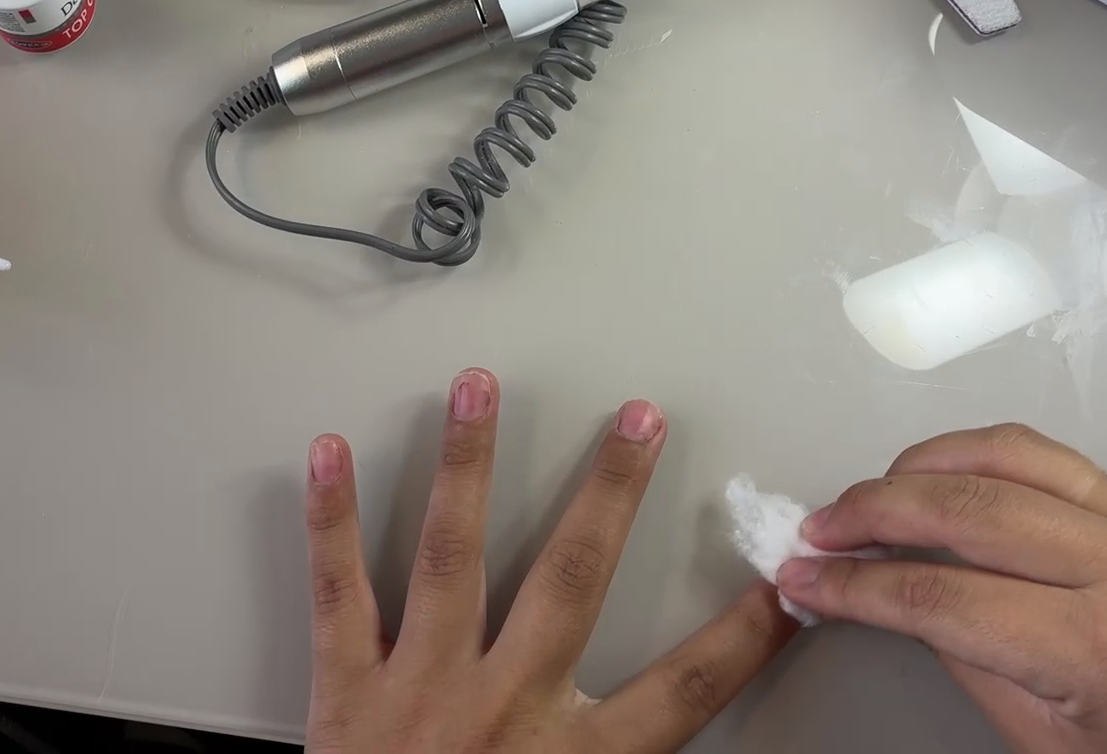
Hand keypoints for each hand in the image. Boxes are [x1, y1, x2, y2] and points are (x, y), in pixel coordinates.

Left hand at [303, 369, 796, 752]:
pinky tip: (331, 450)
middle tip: (637, 418)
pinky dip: (332, 517)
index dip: (738, 639)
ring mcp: (420, 687)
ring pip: (453, 553)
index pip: (681, 695)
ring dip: (467, 461)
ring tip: (477, 386)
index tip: (776, 582)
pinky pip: (338, 590)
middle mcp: (503, 709)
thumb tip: (663, 725)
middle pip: (572, 580)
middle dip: (610, 493)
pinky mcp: (345, 686)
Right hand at [775, 424, 1106, 753]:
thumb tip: (858, 578)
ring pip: (995, 457)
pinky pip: (1038, 451)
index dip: (852, 584)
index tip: (798, 575)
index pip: (938, 596)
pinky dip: (966, 451)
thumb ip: (947, 637)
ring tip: (868, 497)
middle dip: (868, 512)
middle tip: (817, 528)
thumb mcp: (1033, 728)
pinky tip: (930, 473)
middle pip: (960, 509)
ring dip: (912, 469)